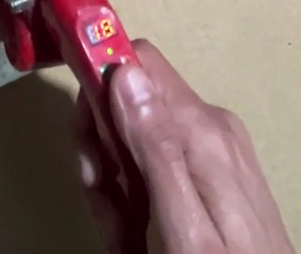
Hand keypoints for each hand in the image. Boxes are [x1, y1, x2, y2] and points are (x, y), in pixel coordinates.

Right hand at [76, 40, 293, 253]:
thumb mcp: (180, 228)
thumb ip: (153, 146)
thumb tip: (125, 70)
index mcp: (201, 129)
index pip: (135, 62)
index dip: (98, 86)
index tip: (87, 139)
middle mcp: (208, 126)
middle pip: (127, 102)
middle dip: (102, 148)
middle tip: (104, 200)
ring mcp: (213, 150)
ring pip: (133, 137)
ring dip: (114, 181)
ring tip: (124, 234)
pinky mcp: (212, 174)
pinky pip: (153, 164)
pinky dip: (134, 196)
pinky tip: (138, 236)